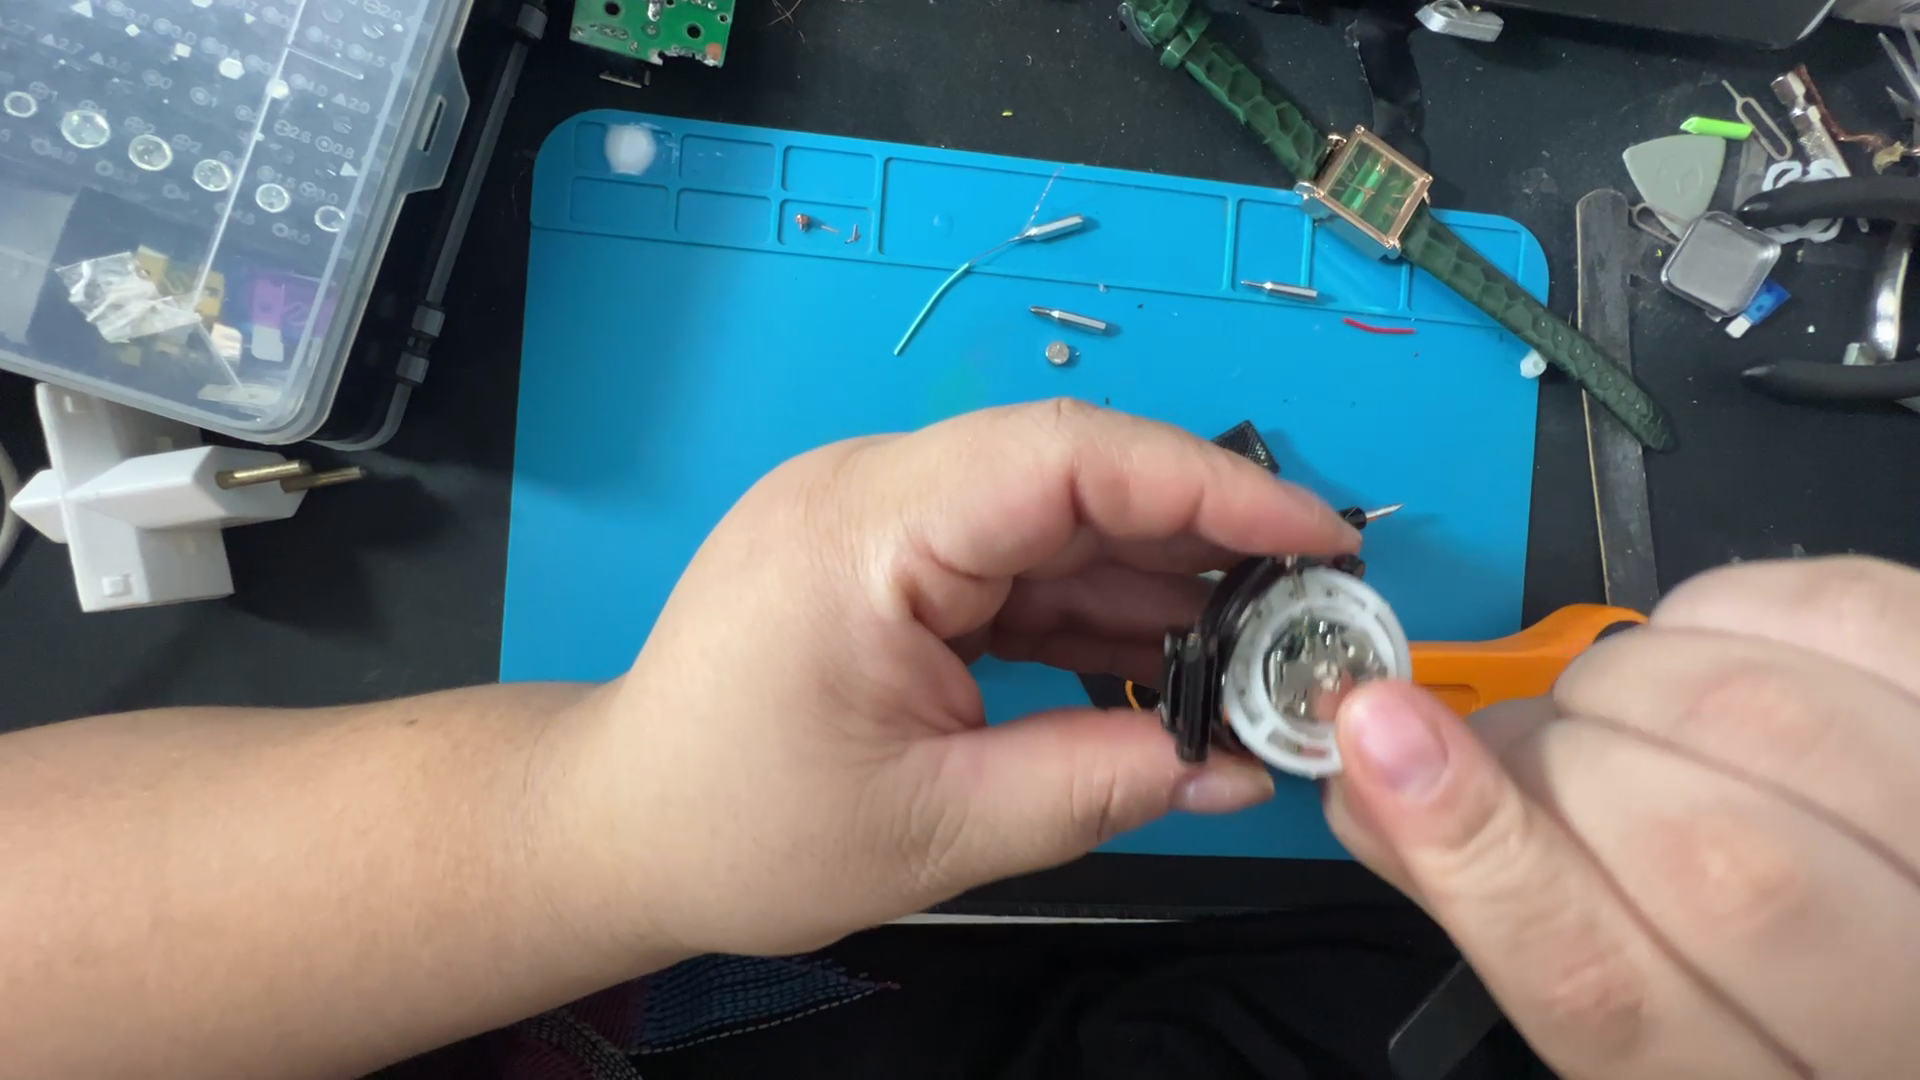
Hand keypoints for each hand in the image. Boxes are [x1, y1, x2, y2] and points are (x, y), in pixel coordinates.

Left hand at [542, 401, 1358, 957]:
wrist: (622, 822)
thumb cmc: (743, 829)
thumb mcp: (936, 827)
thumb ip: (1099, 783)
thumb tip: (1234, 766)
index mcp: (864, 529)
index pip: (1061, 458)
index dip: (1205, 483)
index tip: (1313, 531)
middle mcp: (870, 490)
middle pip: (1066, 476)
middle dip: (1195, 534)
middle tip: (1299, 601)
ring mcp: (878, 516)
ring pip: (1049, 519)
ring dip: (1149, 575)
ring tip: (1248, 639)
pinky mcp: (889, 556)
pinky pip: (1012, 561)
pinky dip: (1089, 603)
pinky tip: (1161, 648)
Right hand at [1325, 557, 1919, 1077]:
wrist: (1898, 935)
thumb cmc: (1727, 972)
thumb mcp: (1598, 980)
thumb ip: (1472, 882)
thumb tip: (1357, 772)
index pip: (1605, 990)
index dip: (1476, 850)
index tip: (1374, 723)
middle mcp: (1919, 1015)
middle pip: (1708, 854)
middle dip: (1547, 753)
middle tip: (1514, 744)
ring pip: (1766, 718)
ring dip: (1622, 680)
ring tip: (1615, 710)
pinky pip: (1838, 610)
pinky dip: (1716, 610)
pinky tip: (1703, 652)